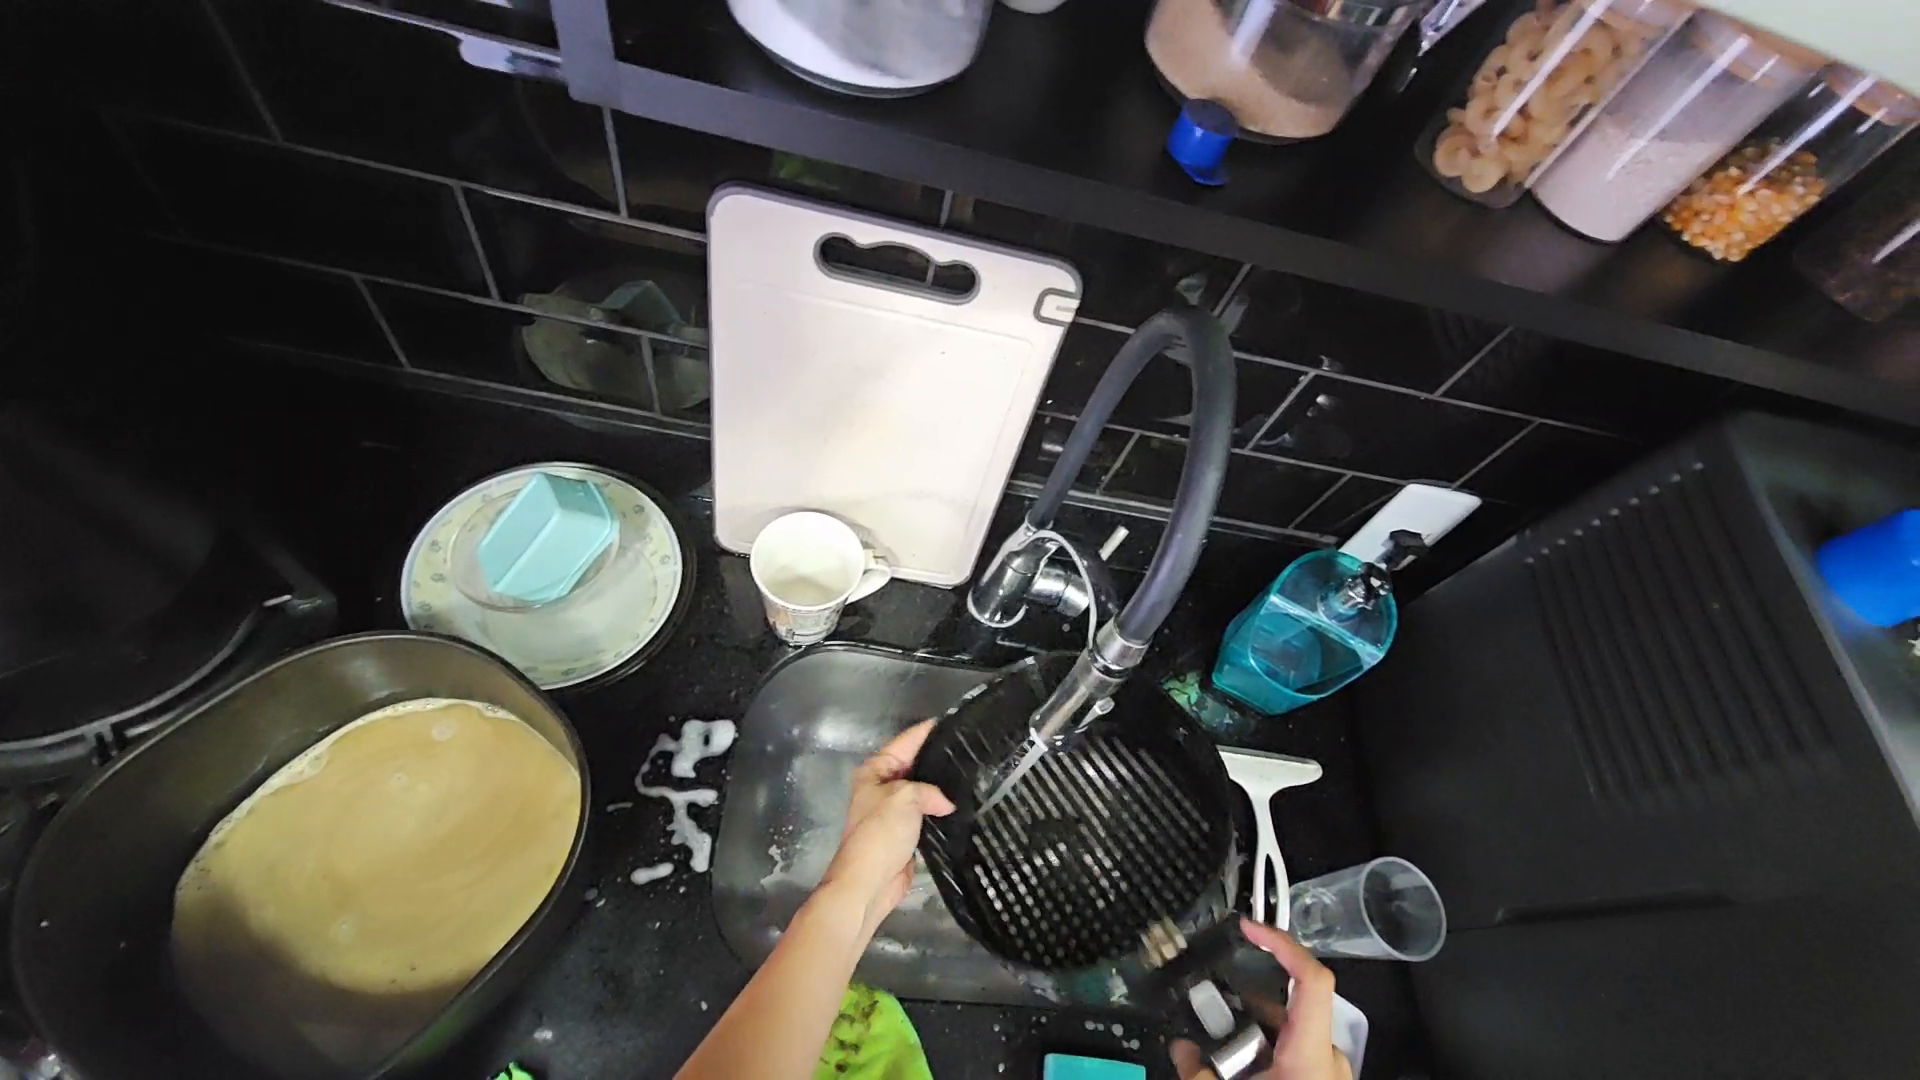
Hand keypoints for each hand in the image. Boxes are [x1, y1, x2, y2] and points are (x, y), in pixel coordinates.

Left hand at [817, 719, 955, 940]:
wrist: (868, 882)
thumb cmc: (880, 833)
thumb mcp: (904, 798)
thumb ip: (930, 791)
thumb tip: (947, 804)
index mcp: (876, 770)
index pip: (906, 741)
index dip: (929, 730)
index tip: (955, 721)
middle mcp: (883, 785)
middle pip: (915, 764)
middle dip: (938, 759)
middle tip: (971, 749)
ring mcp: (894, 809)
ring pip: (923, 789)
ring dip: (942, 787)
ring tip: (972, 774)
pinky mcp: (906, 831)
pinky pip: (927, 812)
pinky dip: (941, 810)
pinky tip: (964, 805)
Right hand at [1170, 918, 1351, 1079]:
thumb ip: (1197, 1073)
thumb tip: (1181, 1050)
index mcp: (1311, 1054)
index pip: (1312, 979)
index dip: (1282, 943)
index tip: (1246, 927)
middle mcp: (1330, 1062)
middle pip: (1288, 1012)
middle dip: (1246, 1010)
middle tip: (1208, 1019)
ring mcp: (1331, 1079)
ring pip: (1289, 1041)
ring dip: (1254, 1041)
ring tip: (1221, 1056)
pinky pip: (1295, 1063)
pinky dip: (1266, 1061)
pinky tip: (1239, 1074)